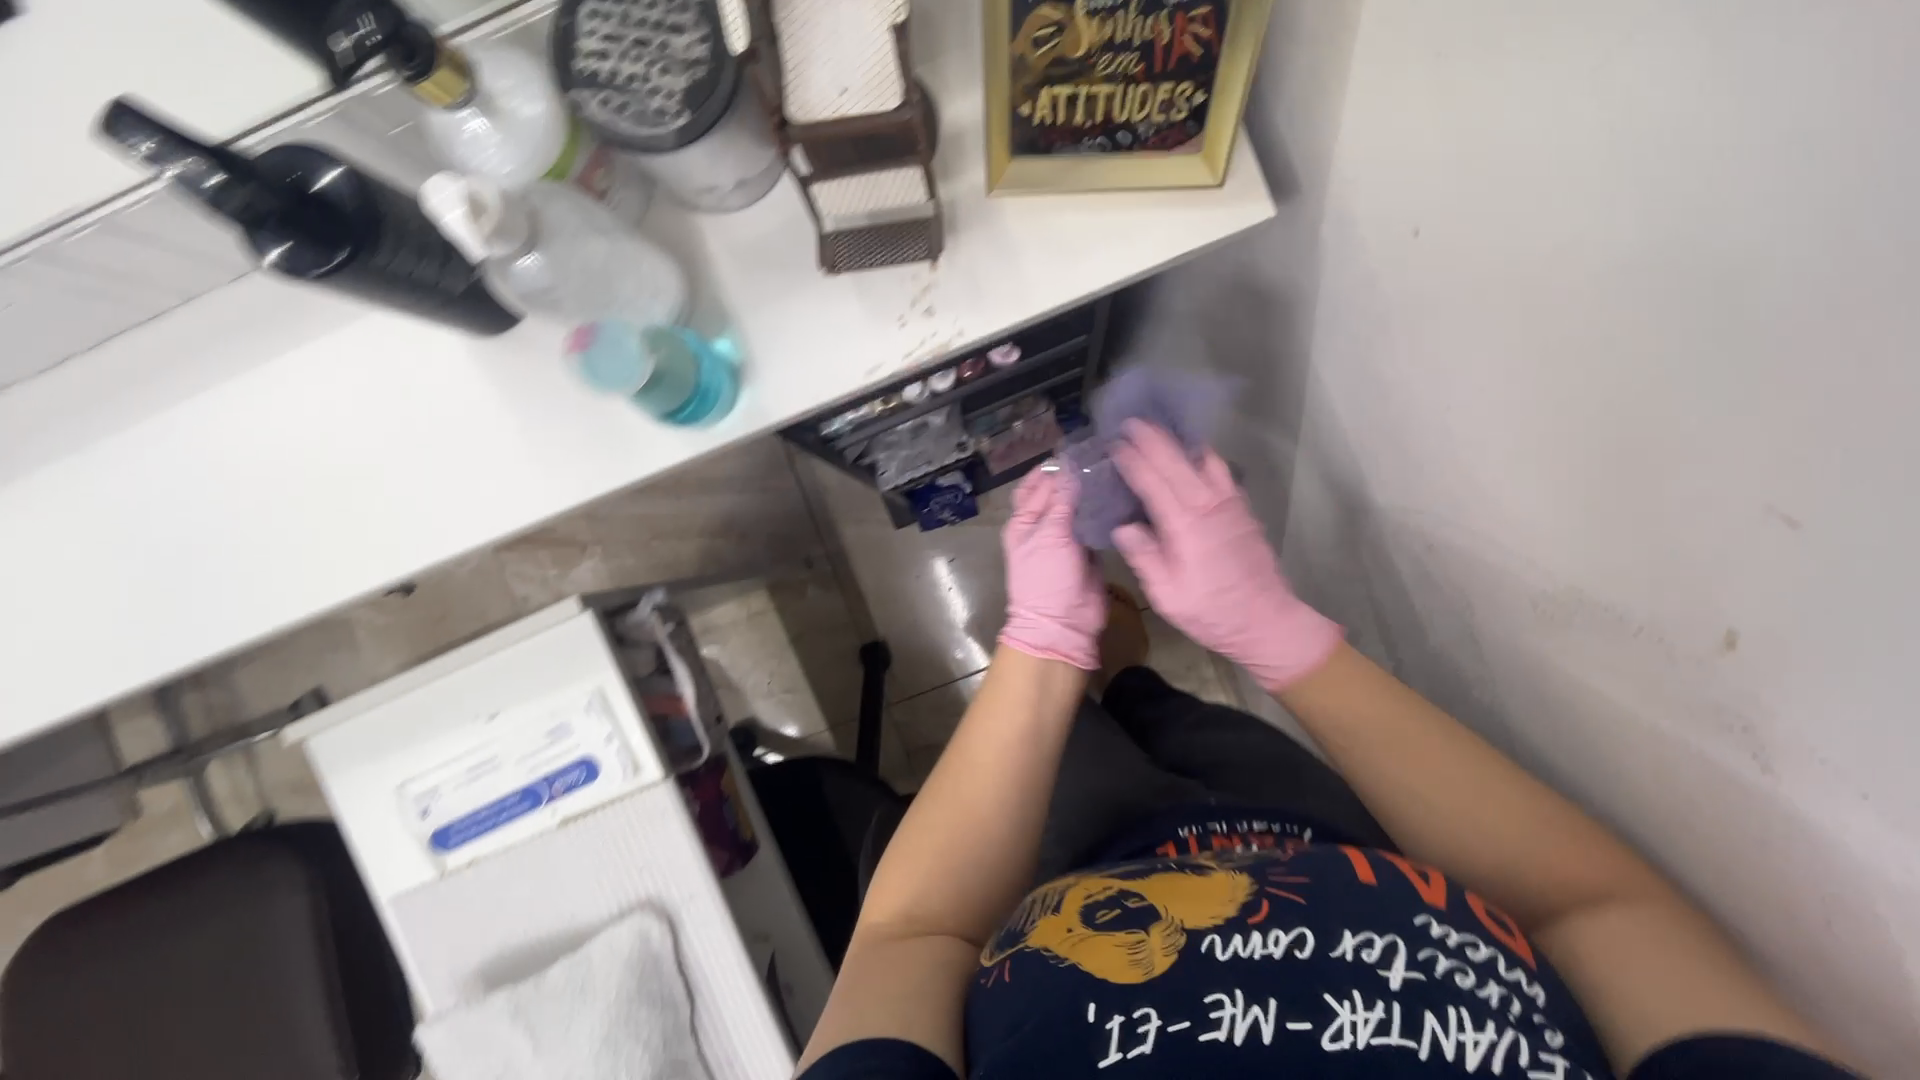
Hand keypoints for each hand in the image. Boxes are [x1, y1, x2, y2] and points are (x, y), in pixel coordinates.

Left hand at [998, 466, 1104, 669]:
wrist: (1063, 625)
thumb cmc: (1046, 579)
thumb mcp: (1050, 535)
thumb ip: (1061, 501)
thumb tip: (1069, 468)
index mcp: (1024, 522)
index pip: (1037, 485)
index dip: (1054, 468)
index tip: (1078, 449)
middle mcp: (1044, 526)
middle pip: (1060, 494)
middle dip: (1076, 478)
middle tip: (1101, 456)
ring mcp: (1067, 539)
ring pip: (1080, 508)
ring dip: (1092, 493)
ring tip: (1113, 470)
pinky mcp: (1089, 551)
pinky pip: (1096, 525)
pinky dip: (1104, 512)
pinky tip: (1120, 496)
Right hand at [1110, 421, 1340, 690]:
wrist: (1267, 620)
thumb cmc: (1211, 612)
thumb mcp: (1166, 594)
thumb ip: (1143, 556)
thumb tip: (1123, 526)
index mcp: (1184, 524)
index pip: (1151, 479)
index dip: (1131, 458)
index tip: (1113, 443)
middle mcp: (1208, 504)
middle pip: (1176, 459)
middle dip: (1152, 437)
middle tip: (1130, 421)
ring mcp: (1230, 503)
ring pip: (1202, 458)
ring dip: (1178, 441)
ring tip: (1158, 431)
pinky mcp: (1242, 508)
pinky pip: (1219, 469)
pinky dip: (1200, 455)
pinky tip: (1191, 455)